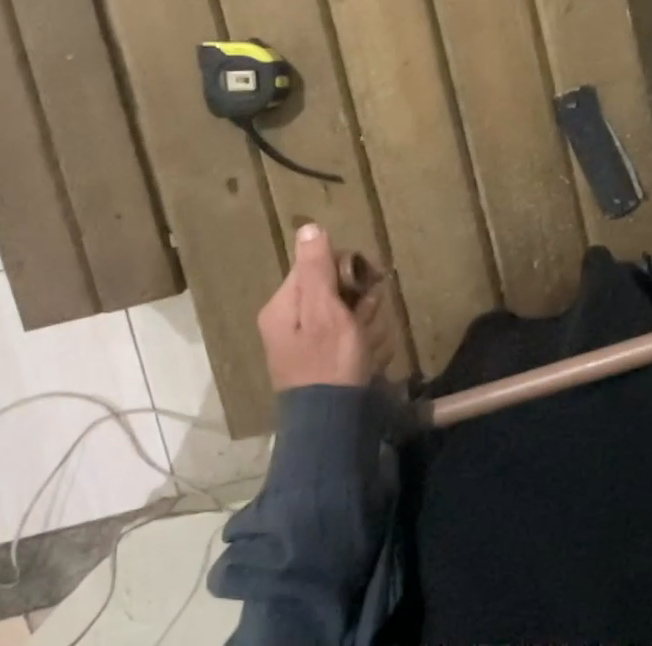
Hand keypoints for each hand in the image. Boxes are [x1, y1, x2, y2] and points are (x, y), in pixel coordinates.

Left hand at [257, 223, 388, 391]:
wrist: (333, 423)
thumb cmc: (330, 362)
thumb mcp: (325, 310)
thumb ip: (317, 270)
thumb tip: (308, 228)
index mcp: (282, 306)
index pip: (315, 265)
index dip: (344, 270)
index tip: (363, 286)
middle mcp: (288, 321)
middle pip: (332, 289)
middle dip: (358, 301)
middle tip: (365, 320)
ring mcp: (305, 343)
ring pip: (346, 313)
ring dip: (366, 323)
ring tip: (368, 344)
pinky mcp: (323, 360)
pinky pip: (349, 336)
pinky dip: (364, 342)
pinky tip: (369, 356)